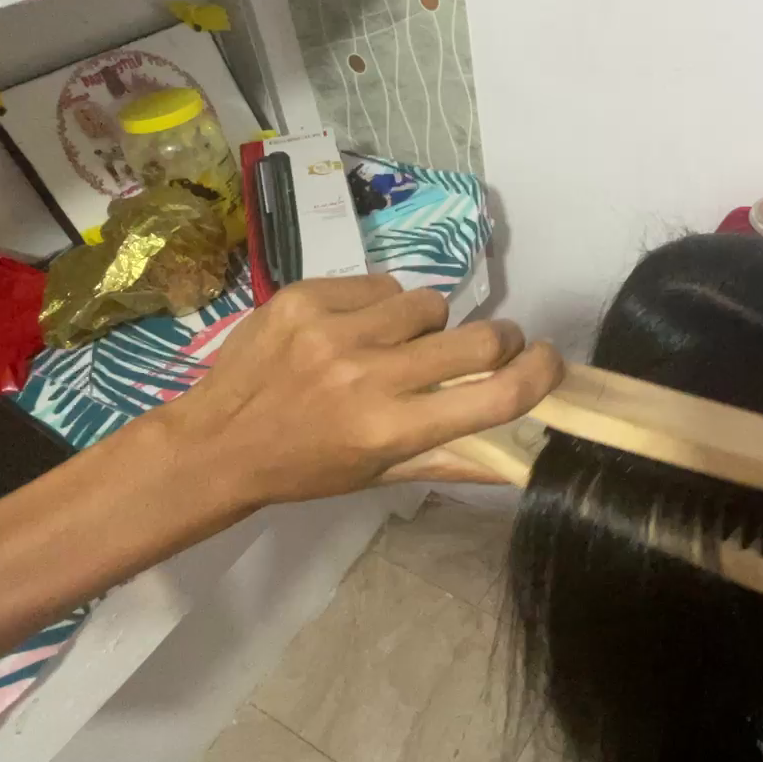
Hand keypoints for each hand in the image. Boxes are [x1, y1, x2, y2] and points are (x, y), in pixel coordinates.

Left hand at [151, 275, 562, 513]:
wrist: (213, 440)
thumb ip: (454, 459)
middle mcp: (368, 375)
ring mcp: (334, 329)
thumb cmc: (306, 467)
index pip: (495, 396)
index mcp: (391, 428)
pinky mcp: (306, 295)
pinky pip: (381, 285)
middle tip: (486, 348)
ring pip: (429, 302)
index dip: (540, 373)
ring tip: (392, 344)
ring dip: (426, 324)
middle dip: (497, 340)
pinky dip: (379, 306)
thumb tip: (520, 455)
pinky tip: (350, 329)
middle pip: (478, 338)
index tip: (548, 362)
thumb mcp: (381, 476)